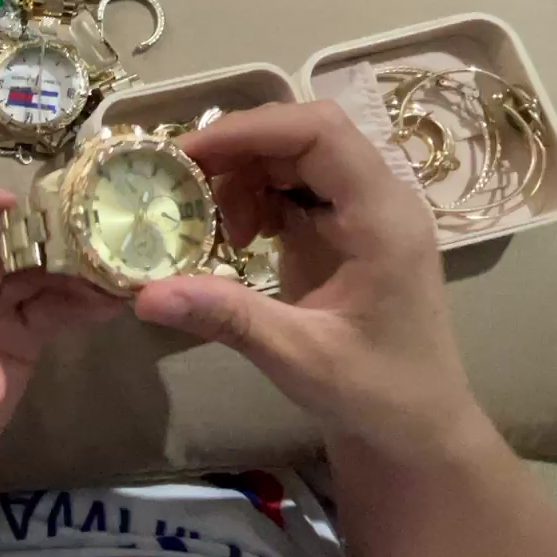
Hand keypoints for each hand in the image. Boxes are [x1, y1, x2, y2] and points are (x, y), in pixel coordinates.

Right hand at [134, 102, 475, 435]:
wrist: (413, 426)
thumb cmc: (373, 392)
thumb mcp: (297, 356)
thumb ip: (226, 317)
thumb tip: (144, 294)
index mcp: (382, 218)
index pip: (319, 133)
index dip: (249, 130)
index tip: (184, 155)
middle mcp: (376, 200)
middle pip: (301, 135)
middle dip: (234, 150)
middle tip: (178, 184)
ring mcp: (357, 213)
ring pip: (289, 156)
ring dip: (238, 176)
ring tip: (208, 224)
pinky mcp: (337, 229)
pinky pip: (286, 186)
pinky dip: (247, 198)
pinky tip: (232, 239)